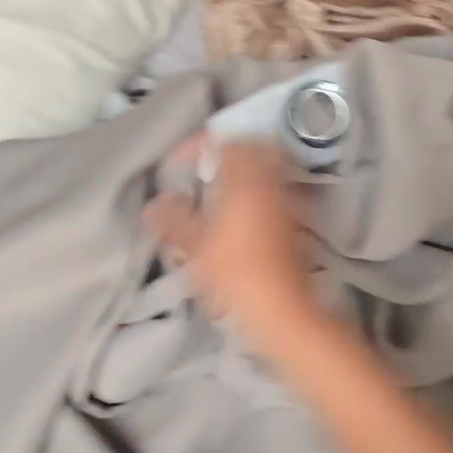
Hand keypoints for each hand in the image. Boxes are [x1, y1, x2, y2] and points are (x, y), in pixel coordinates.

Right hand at [144, 140, 322, 342]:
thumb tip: (153, 206)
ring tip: (224, 185)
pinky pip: (280, 188)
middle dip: (229, 151)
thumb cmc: (236, 275)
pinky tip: (246, 210)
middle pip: (254, 147)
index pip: (224, 142)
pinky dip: (263, 189)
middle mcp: (271, 183)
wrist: (282, 310)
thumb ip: (172, 221)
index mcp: (245, 180)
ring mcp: (289, 200)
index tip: (181, 163)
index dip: (199, 145)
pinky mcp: (299, 219)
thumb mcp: (196, 248)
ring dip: (248, 168)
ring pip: (270, 166)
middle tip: (207, 165)